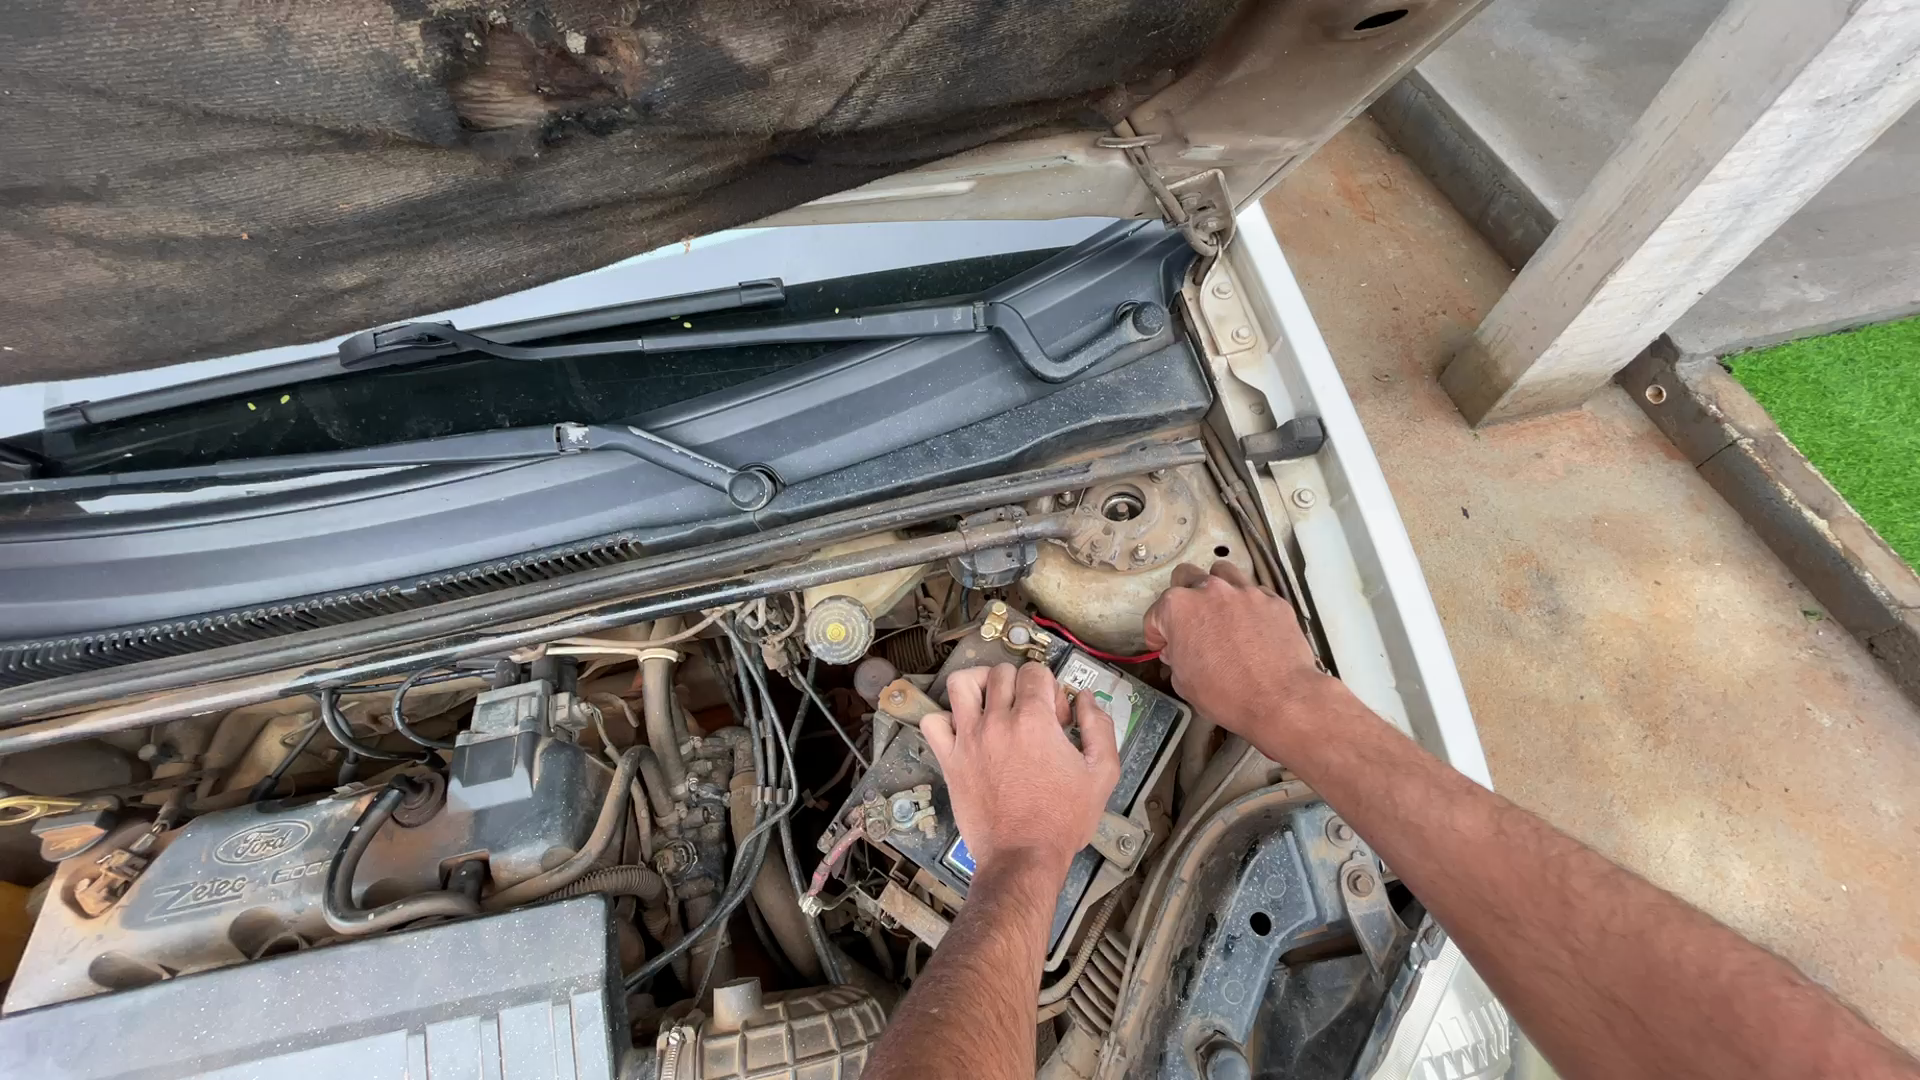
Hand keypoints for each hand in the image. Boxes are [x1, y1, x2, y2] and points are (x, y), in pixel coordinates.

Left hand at [923, 662, 1120, 881]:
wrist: (1022, 857)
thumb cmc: (1060, 821)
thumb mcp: (1102, 775)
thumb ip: (1099, 728)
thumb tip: (1087, 700)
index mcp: (1034, 721)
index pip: (1035, 672)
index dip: (1050, 688)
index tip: (1055, 714)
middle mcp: (998, 722)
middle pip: (1001, 672)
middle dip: (1020, 684)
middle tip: (1029, 712)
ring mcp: (969, 739)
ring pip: (962, 683)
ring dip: (978, 683)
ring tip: (991, 700)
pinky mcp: (950, 760)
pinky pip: (933, 722)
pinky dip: (944, 718)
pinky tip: (964, 729)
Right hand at [1143, 560, 1342, 757]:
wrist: (1280, 700)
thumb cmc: (1226, 694)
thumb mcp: (1183, 682)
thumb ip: (1175, 657)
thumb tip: (1179, 649)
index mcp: (1178, 608)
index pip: (1155, 614)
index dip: (1157, 634)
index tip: (1164, 647)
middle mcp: (1209, 590)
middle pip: (1185, 576)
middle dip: (1183, 597)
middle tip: (1189, 622)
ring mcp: (1244, 592)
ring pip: (1222, 572)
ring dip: (1216, 589)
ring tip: (1221, 612)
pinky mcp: (1273, 600)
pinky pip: (1254, 593)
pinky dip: (1248, 605)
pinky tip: (1252, 627)